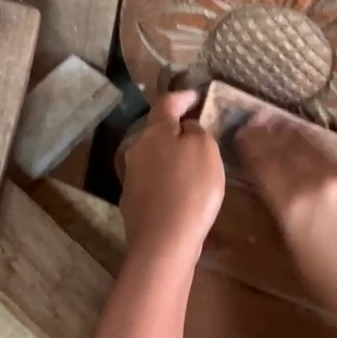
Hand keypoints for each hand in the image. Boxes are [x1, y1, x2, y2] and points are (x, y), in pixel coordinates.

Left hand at [119, 89, 224, 266]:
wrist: (163, 242)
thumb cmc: (190, 190)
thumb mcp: (205, 150)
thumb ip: (197, 131)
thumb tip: (186, 129)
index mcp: (154, 132)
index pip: (167, 103)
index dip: (183, 96)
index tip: (197, 95)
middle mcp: (136, 150)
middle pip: (156, 131)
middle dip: (176, 129)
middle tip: (198, 131)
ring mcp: (131, 178)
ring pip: (153, 157)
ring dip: (171, 156)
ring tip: (192, 164)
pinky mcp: (133, 203)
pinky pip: (153, 182)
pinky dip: (167, 180)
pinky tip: (180, 192)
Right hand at [234, 113, 336, 327]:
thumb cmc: (330, 282)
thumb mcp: (292, 246)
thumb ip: (282, 209)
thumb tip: (273, 185)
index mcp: (293, 203)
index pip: (265, 163)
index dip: (251, 145)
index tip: (241, 133)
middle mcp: (320, 181)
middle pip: (288, 148)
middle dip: (269, 133)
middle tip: (256, 120)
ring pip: (315, 147)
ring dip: (294, 135)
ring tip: (279, 124)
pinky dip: (322, 152)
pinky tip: (314, 148)